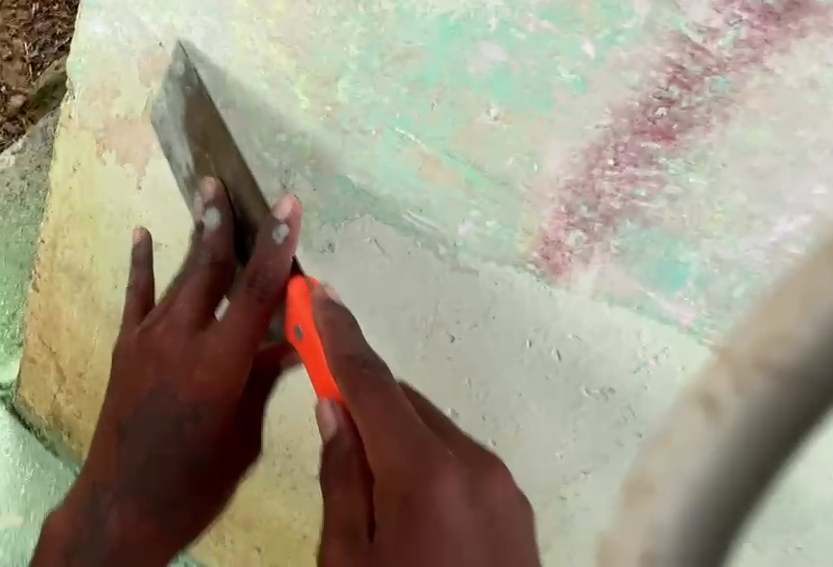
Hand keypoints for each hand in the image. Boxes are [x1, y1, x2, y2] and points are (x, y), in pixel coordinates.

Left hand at [32, 178, 302, 566]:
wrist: (122, 501)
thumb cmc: (196, 481)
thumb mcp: (243, 435)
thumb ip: (262, 378)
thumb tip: (291, 340)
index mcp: (219, 362)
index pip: (256, 292)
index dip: (276, 245)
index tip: (288, 205)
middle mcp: (181, 336)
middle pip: (211, 268)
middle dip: (223, 222)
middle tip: (227, 182)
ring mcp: (148, 335)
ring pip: (180, 274)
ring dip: (196, 235)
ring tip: (204, 193)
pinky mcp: (125, 342)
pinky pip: (136, 294)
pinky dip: (141, 263)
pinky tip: (140, 233)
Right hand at [313, 287, 539, 566]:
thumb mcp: (347, 559)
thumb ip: (340, 473)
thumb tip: (334, 407)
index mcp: (425, 473)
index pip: (368, 379)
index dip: (335, 332)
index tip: (316, 292)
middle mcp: (473, 465)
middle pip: (399, 400)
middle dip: (358, 397)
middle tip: (323, 407)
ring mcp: (502, 487)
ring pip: (426, 426)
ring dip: (389, 430)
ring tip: (366, 483)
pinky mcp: (515, 509)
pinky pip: (453, 456)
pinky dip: (419, 455)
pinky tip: (403, 499)